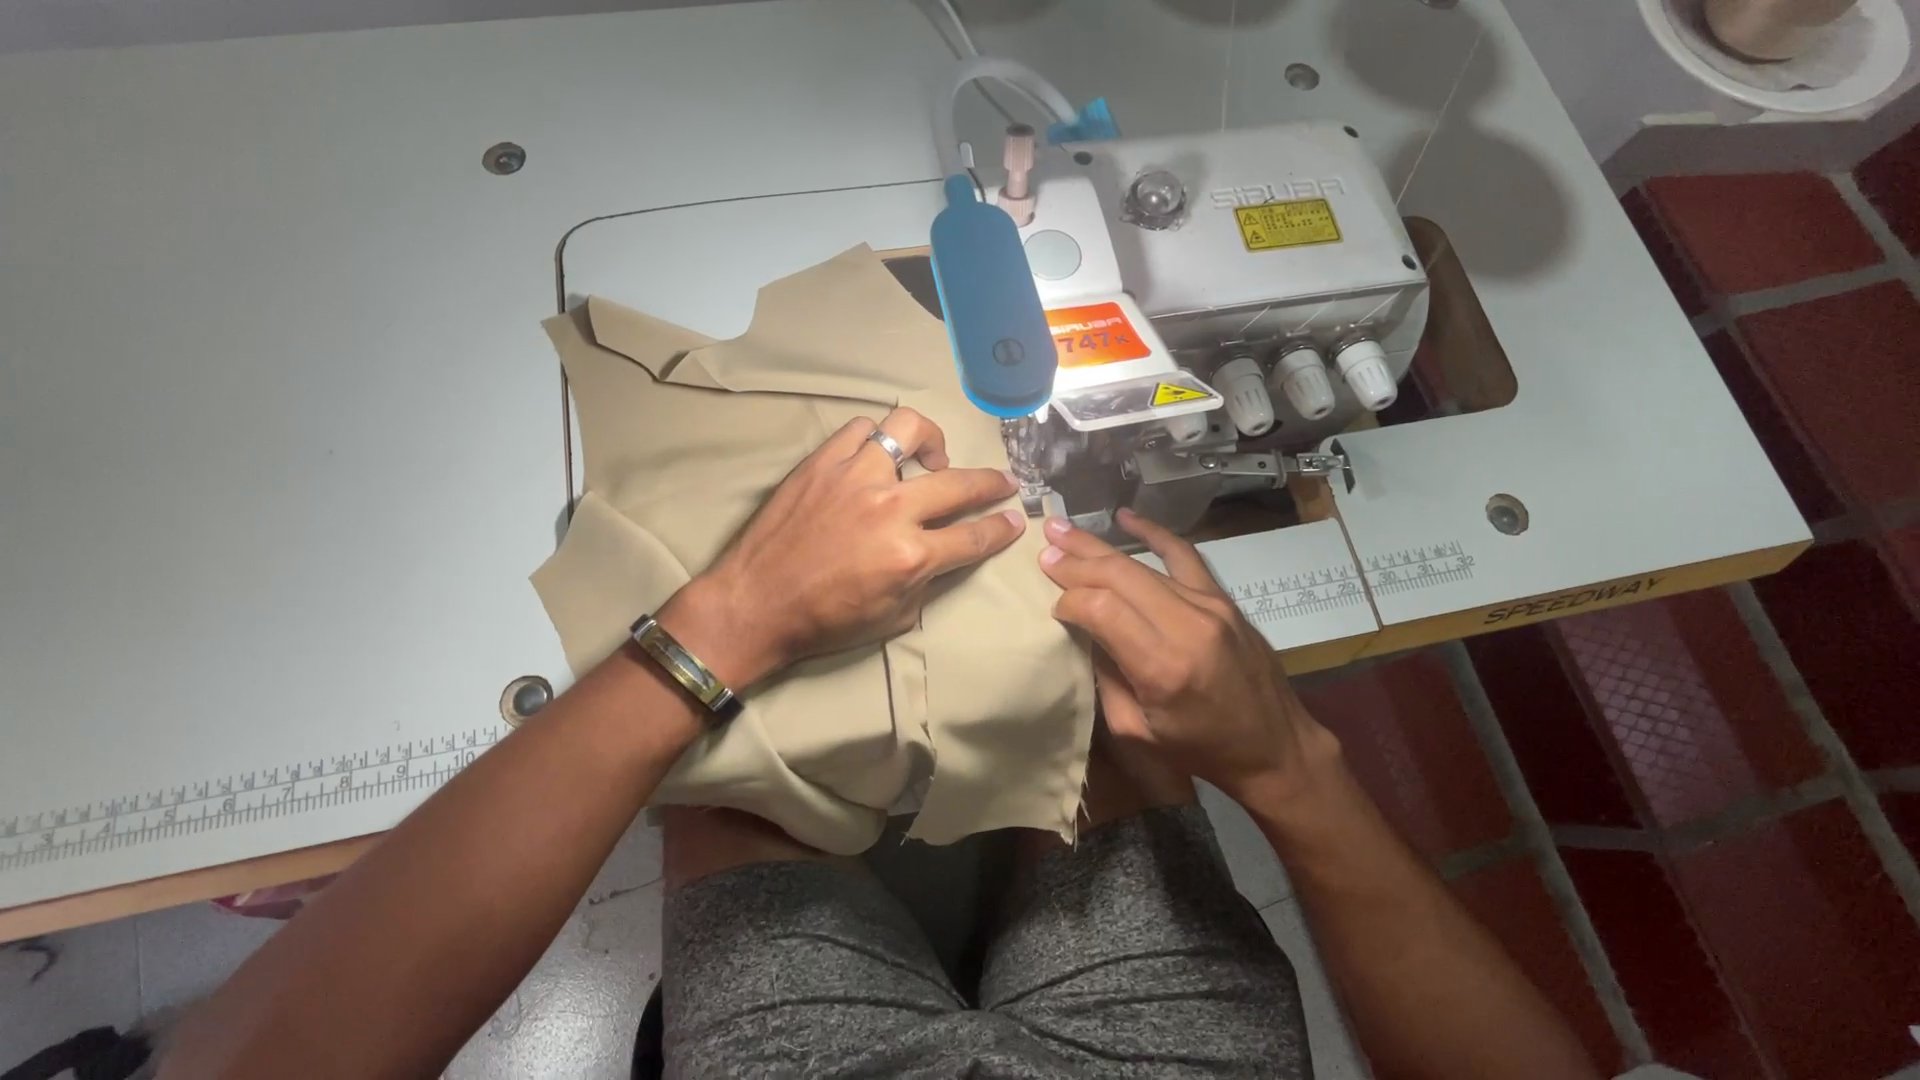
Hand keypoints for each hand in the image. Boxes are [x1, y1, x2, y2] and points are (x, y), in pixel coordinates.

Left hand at [663, 407, 1024, 686]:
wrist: (755, 605)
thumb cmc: (823, 622)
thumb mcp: (892, 618)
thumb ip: (926, 583)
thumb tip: (942, 556)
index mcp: (911, 556)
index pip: (974, 537)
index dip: (1001, 529)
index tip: (1015, 521)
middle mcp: (891, 509)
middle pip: (959, 483)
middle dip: (991, 483)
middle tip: (1001, 482)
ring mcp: (855, 478)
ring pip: (908, 431)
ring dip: (931, 442)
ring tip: (932, 458)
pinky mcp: (822, 463)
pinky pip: (860, 430)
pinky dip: (877, 439)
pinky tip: (878, 456)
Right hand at [1037, 509, 1333, 803]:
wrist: (1275, 746)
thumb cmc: (1201, 749)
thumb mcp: (1136, 730)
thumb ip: (1104, 677)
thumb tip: (1082, 632)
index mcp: (1163, 666)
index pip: (1101, 609)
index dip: (1068, 601)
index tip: (1052, 607)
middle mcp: (1188, 626)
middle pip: (1119, 576)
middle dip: (1075, 562)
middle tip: (1043, 551)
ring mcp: (1210, 606)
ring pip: (1143, 565)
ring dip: (1098, 547)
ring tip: (1062, 530)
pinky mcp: (1223, 598)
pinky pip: (1184, 554)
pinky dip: (1153, 533)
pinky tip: (1126, 517)